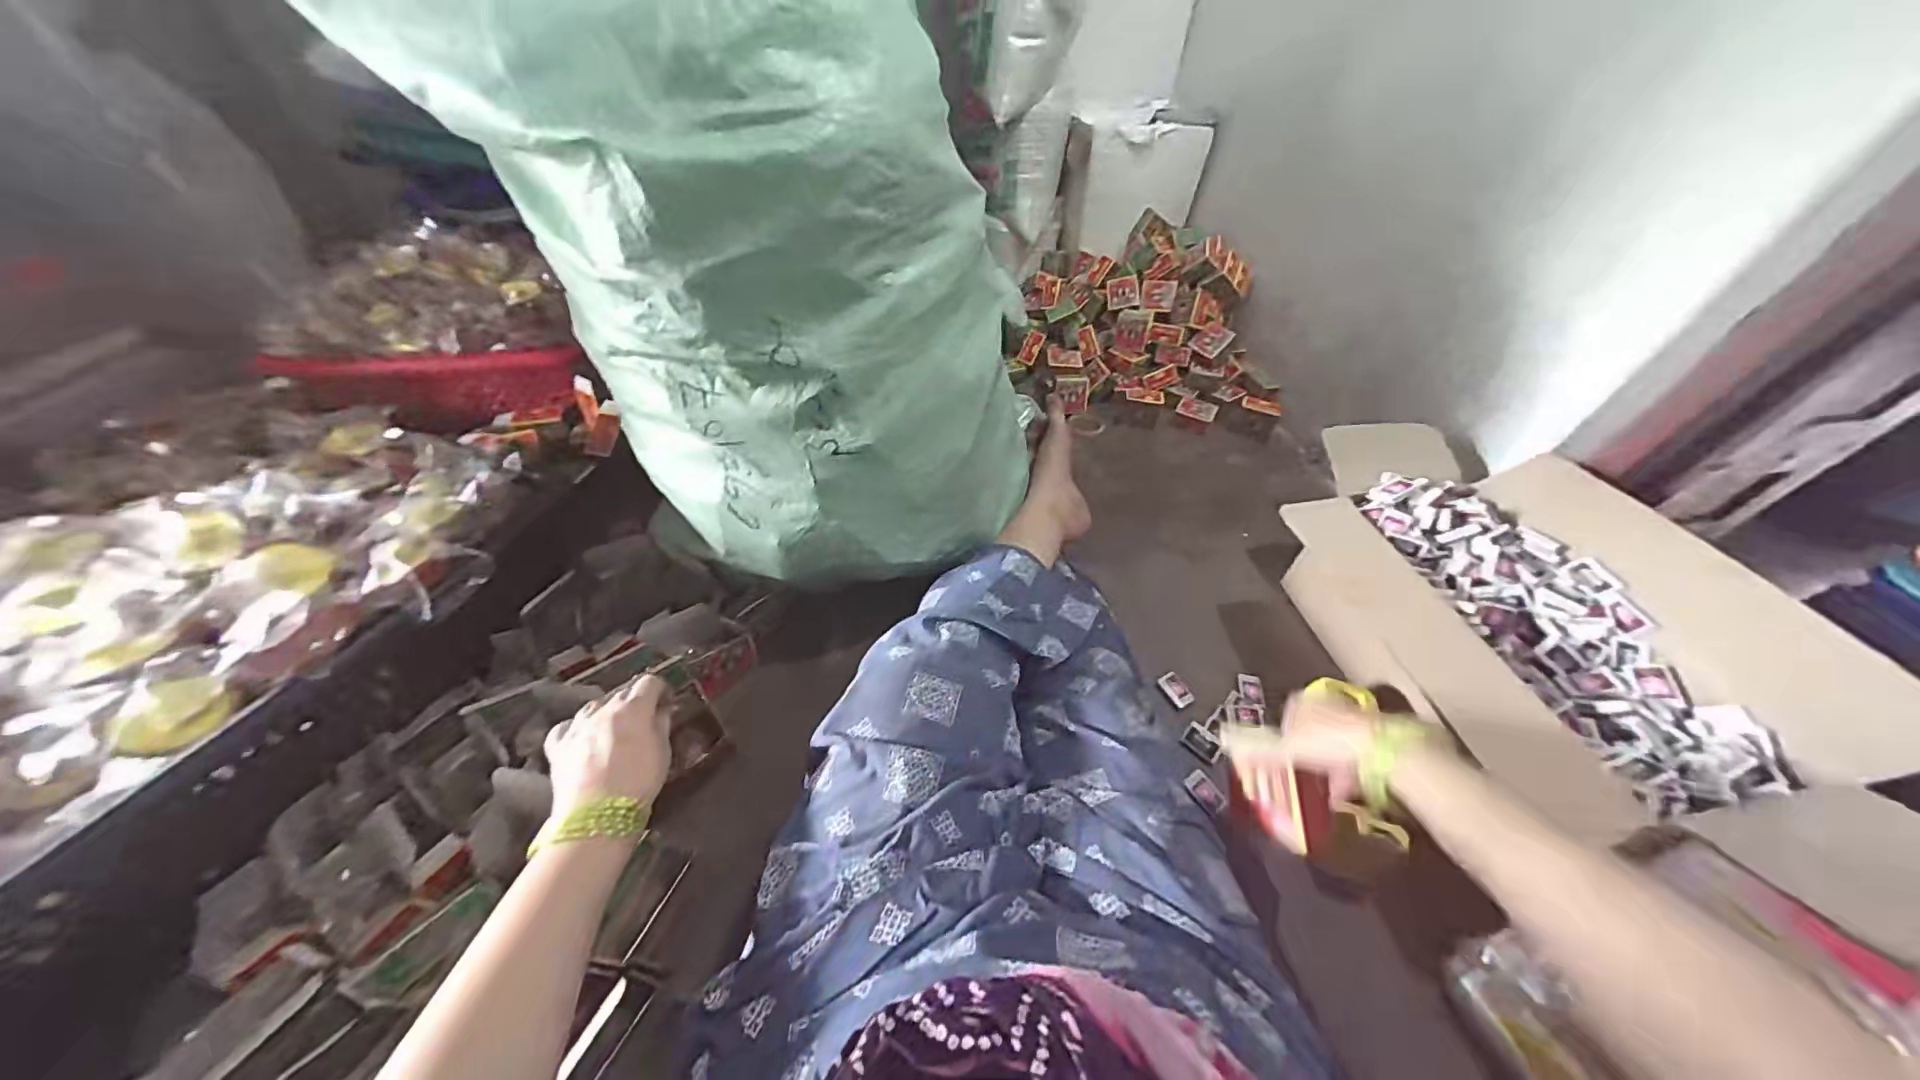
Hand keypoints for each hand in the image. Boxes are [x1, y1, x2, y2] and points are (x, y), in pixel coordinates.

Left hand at [543, 675, 671, 821]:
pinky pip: (567, 727)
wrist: (596, 815)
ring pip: (594, 707)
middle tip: (645, 720)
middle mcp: (603, 709)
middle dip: (635, 701)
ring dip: (607, 713)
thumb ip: (662, 724)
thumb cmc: (639, 781)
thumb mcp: (663, 751)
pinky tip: (583, 737)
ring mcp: (577, 726)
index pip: (649, 682)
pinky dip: (577, 728)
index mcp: (633, 708)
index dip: (661, 690)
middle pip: (622, 693)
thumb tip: (662, 709)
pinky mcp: (558, 745)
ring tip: (615, 730)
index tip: (667, 703)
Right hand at [1219, 694, 1392, 851]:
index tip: (1279, 767)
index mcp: (1300, 703)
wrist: (1380, 748)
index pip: (1282, 723)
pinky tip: (1342, 796)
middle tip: (1299, 783)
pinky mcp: (1372, 737)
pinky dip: (1345, 777)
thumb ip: (1258, 749)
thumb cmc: (1326, 741)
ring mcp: (1350, 720)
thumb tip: (1225, 742)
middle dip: (1304, 762)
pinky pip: (1351, 759)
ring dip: (1325, 773)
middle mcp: (1324, 705)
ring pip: (1330, 750)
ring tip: (1322, 795)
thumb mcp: (1287, 748)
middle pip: (1307, 737)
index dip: (1278, 747)